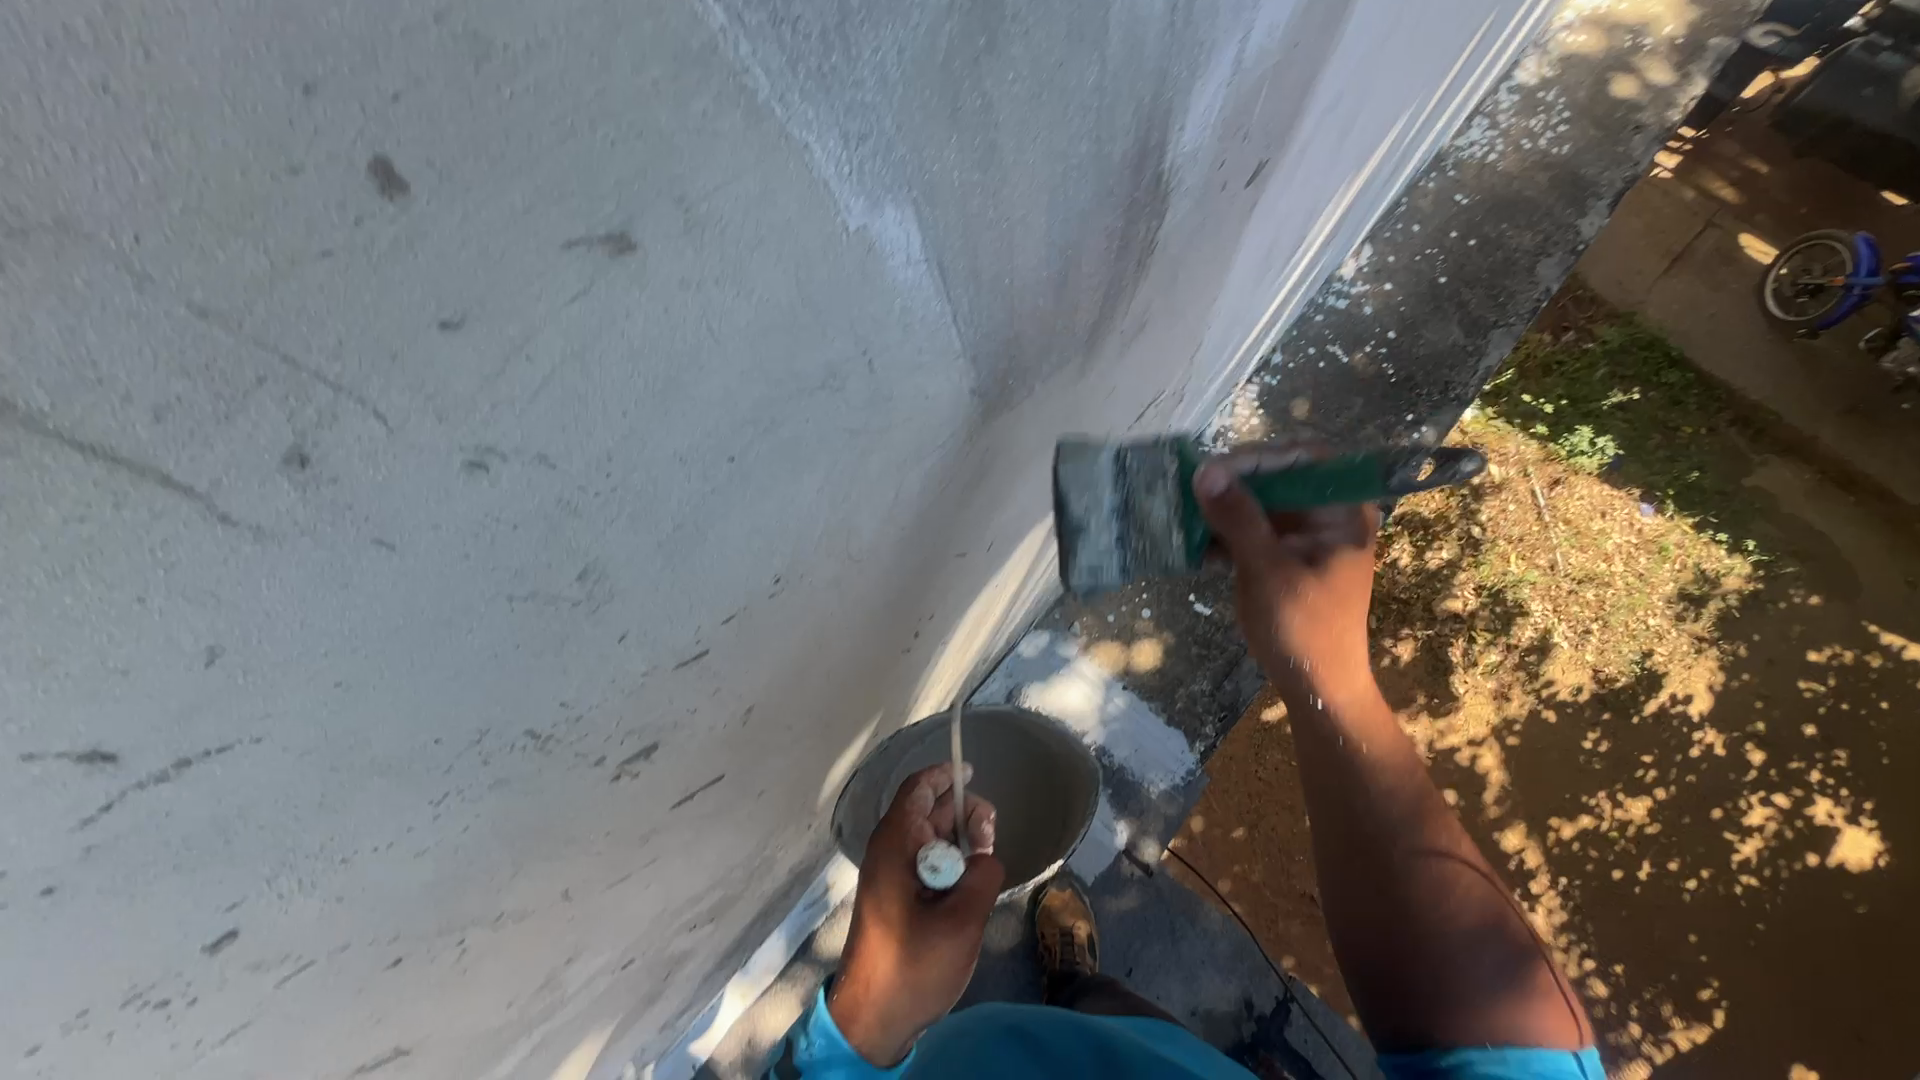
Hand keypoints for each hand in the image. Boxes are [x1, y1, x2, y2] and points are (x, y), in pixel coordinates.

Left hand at [829, 763, 1002, 1065]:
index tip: (972, 772)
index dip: (944, 775)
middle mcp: (889, 851)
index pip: (918, 790)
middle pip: (929, 810)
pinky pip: (926, 862)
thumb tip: (986, 858)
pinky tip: (968, 883)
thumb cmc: (912, 966)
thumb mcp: (962, 920)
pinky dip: (950, 862)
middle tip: (988, 843)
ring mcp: (890, 874)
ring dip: (959, 841)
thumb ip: (984, 876)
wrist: (872, 1018)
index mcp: (896, 845)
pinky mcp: (895, 895)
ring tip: (983, 864)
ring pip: (930, 837)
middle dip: (963, 814)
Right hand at [1193, 445, 1380, 705]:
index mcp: (1342, 512)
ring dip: (1223, 508)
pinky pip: (1251, 530)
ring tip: (1185, 513)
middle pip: (1278, 478)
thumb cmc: (1303, 628)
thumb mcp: (1267, 570)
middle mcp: (1327, 516)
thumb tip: (1205, 472)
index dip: (1260, 457)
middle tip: (1192, 489)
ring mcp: (1304, 537)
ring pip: (1260, 504)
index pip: (1305, 458)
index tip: (1215, 471)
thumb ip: (1238, 518)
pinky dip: (1224, 534)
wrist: (1316, 686)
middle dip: (1233, 483)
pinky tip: (1195, 544)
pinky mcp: (1283, 557)